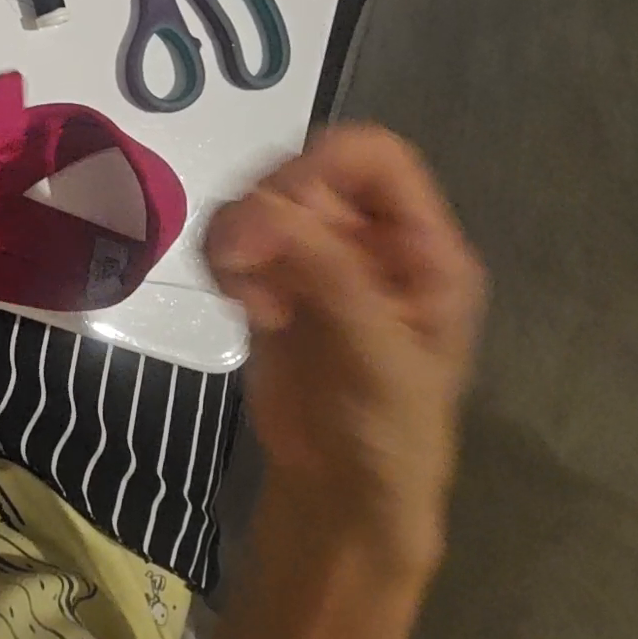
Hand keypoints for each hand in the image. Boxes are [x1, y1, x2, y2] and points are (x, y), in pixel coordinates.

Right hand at [204, 125, 484, 563]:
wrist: (338, 482)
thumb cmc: (387, 428)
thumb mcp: (374, 351)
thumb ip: (328, 272)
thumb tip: (260, 205)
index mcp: (417, 246)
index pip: (371, 156)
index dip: (319, 166)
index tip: (276, 213)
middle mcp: (363, 238)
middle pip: (297, 172)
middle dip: (262, 214)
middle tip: (248, 267)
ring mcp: (311, 256)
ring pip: (252, 202)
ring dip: (234, 240)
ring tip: (247, 296)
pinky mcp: (268, 277)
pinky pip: (227, 238)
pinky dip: (221, 261)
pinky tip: (241, 302)